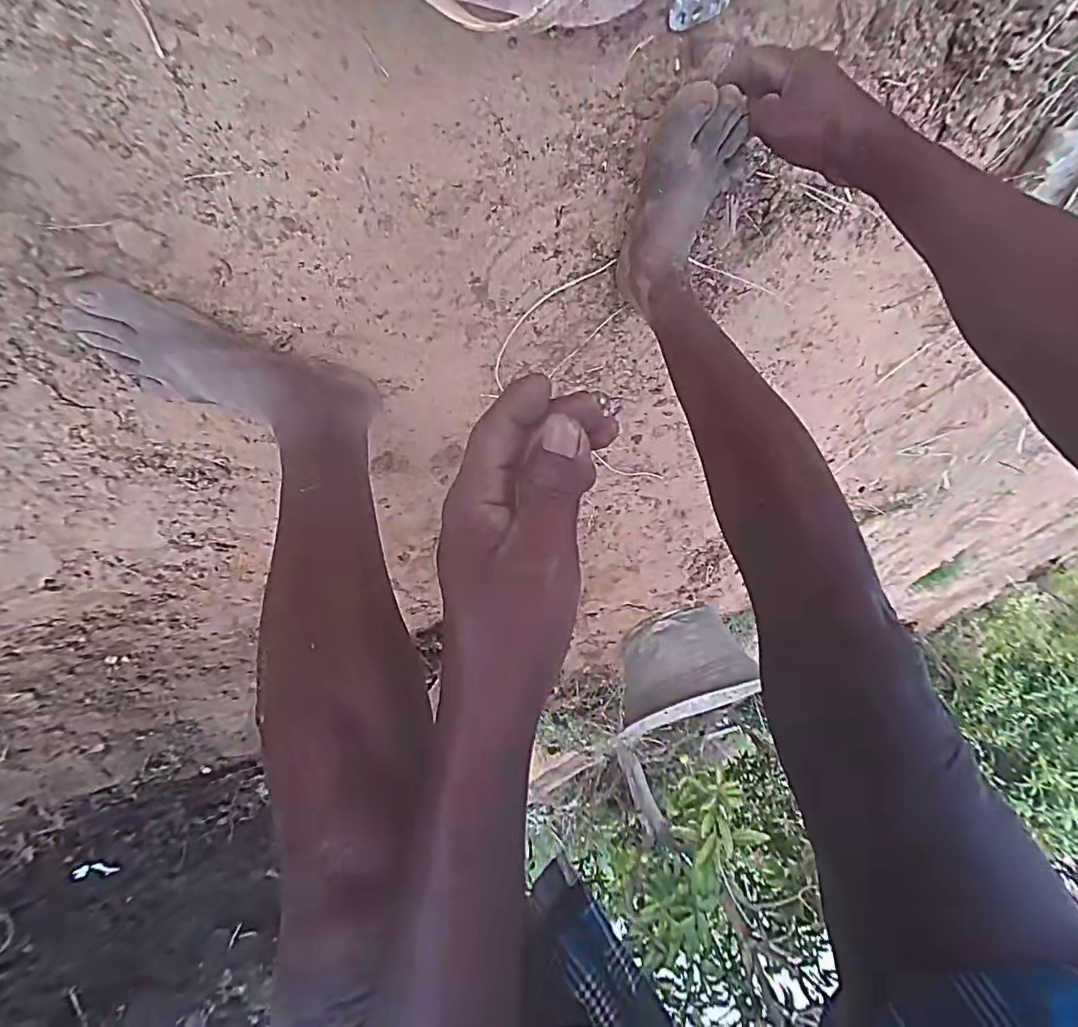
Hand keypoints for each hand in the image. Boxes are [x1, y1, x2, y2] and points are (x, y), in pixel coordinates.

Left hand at [436, 375, 617, 716]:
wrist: (499, 696)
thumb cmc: (519, 628)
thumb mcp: (541, 553)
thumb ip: (550, 488)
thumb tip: (562, 425)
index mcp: (472, 503)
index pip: (495, 435)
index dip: (525, 403)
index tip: (559, 382)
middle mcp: (477, 511)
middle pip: (512, 449)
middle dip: (554, 422)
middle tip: (604, 412)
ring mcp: (492, 533)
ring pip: (525, 473)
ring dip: (561, 448)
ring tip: (605, 436)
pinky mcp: (510, 552)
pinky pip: (534, 499)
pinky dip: (560, 479)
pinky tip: (582, 478)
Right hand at [719, 45, 902, 186]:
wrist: (866, 151)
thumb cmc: (818, 131)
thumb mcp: (771, 122)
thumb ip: (747, 111)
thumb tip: (738, 106)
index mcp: (793, 60)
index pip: (750, 59)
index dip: (727, 79)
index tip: (711, 101)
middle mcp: (809, 65)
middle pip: (766, 75)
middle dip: (744, 94)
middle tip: (725, 119)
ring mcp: (822, 86)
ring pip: (780, 93)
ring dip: (762, 109)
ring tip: (744, 131)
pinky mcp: (829, 109)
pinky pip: (795, 108)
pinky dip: (780, 119)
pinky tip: (772, 138)